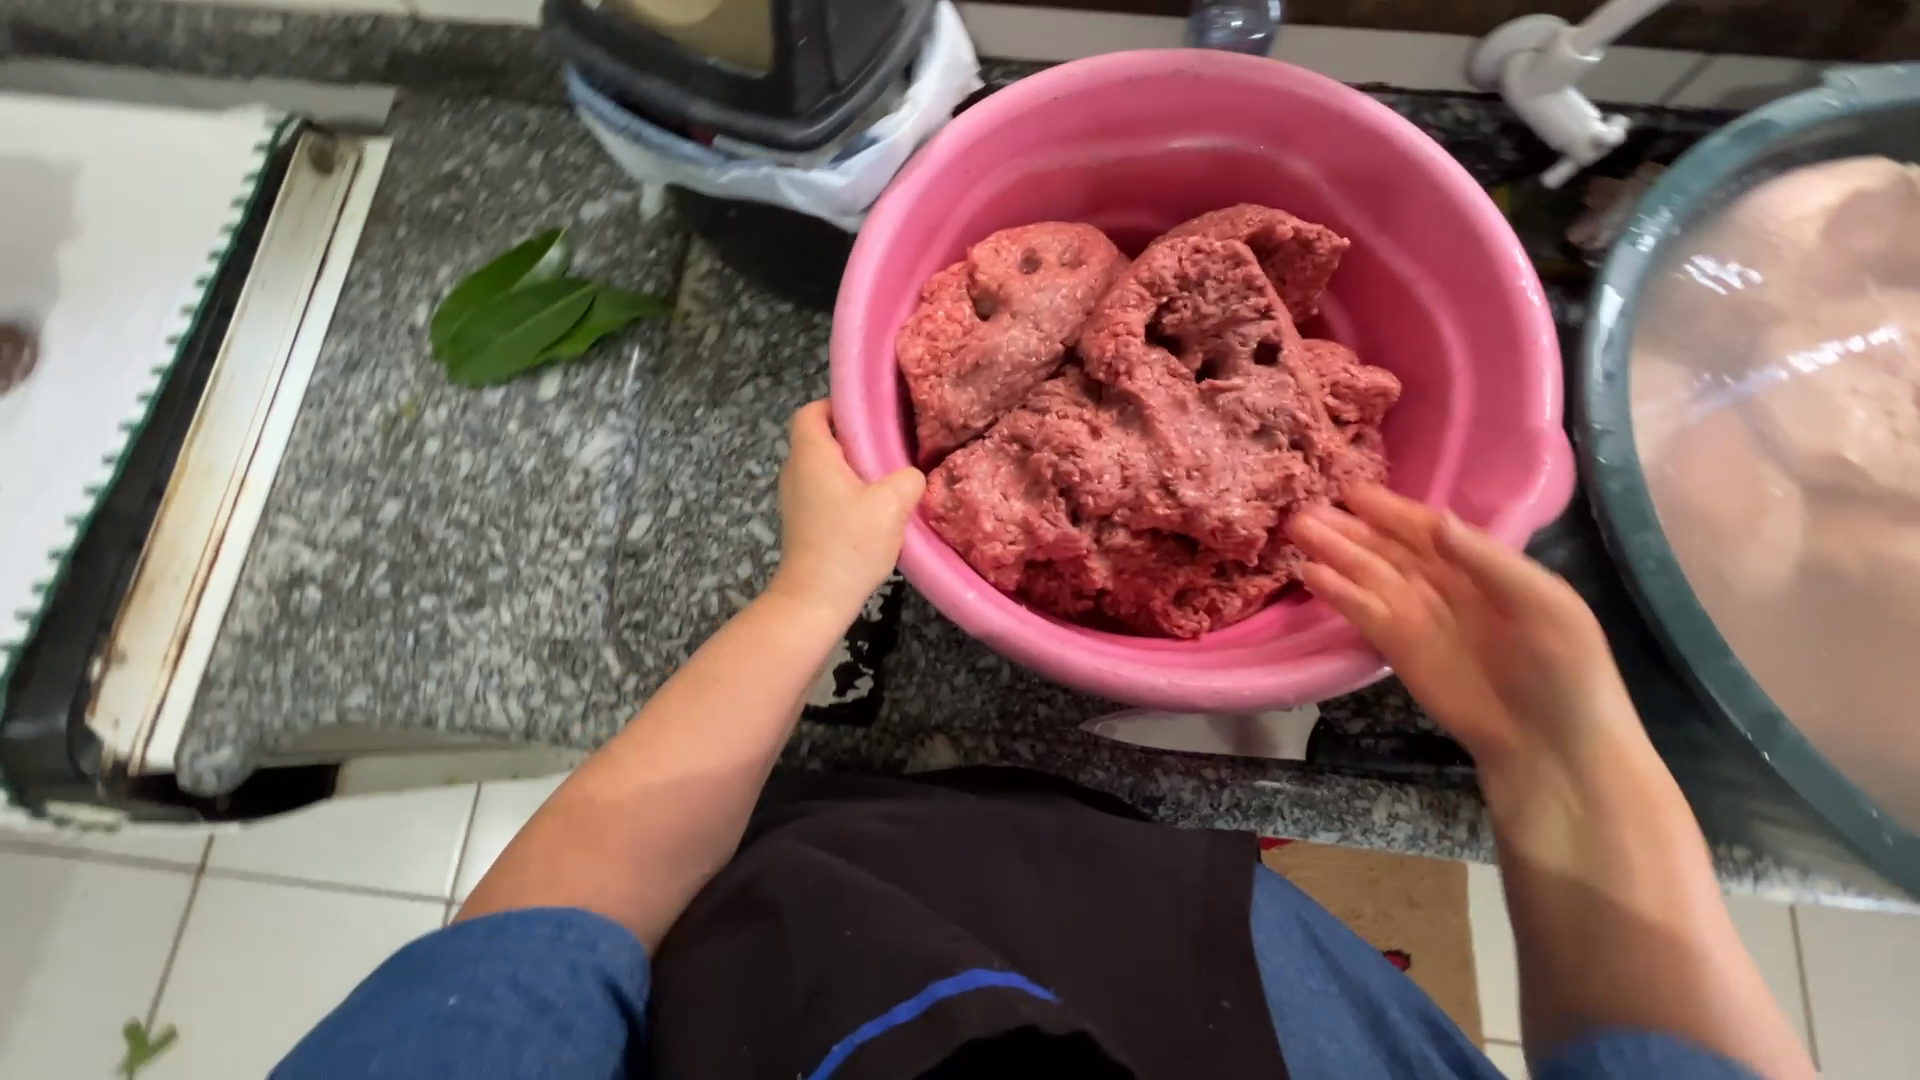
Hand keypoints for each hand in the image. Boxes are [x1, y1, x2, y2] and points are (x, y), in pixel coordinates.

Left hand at [768, 401, 925, 619]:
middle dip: (853, 441)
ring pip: (824, 468)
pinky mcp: (802, 522)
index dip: (836, 407)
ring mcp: (795, 499)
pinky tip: (872, 512)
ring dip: (852, 471)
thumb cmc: (849, 544)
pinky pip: (824, 492)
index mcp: (811, 455)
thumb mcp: (891, 505)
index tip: (869, 419)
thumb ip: (907, 479)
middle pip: (820, 439)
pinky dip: (846, 493)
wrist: (816, 599)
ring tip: (885, 483)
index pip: (811, 412)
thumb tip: (910, 477)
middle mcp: (795, 471)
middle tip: (888, 451)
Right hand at [1286, 485, 1640, 768]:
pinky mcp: (1392, 644)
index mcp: (1478, 564)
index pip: (1425, 528)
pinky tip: (1308, 573)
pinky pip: (1358, 609)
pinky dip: (1333, 591)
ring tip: (1295, 529)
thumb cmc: (1563, 667)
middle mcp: (1439, 583)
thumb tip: (1437, 520)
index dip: (1388, 509)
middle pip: (1384, 547)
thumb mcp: (1542, 604)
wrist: (1547, 741)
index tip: (1350, 491)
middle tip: (1304, 508)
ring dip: (1331, 550)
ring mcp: (1413, 613)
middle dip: (1346, 527)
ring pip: (1364, 573)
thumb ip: (1488, 561)